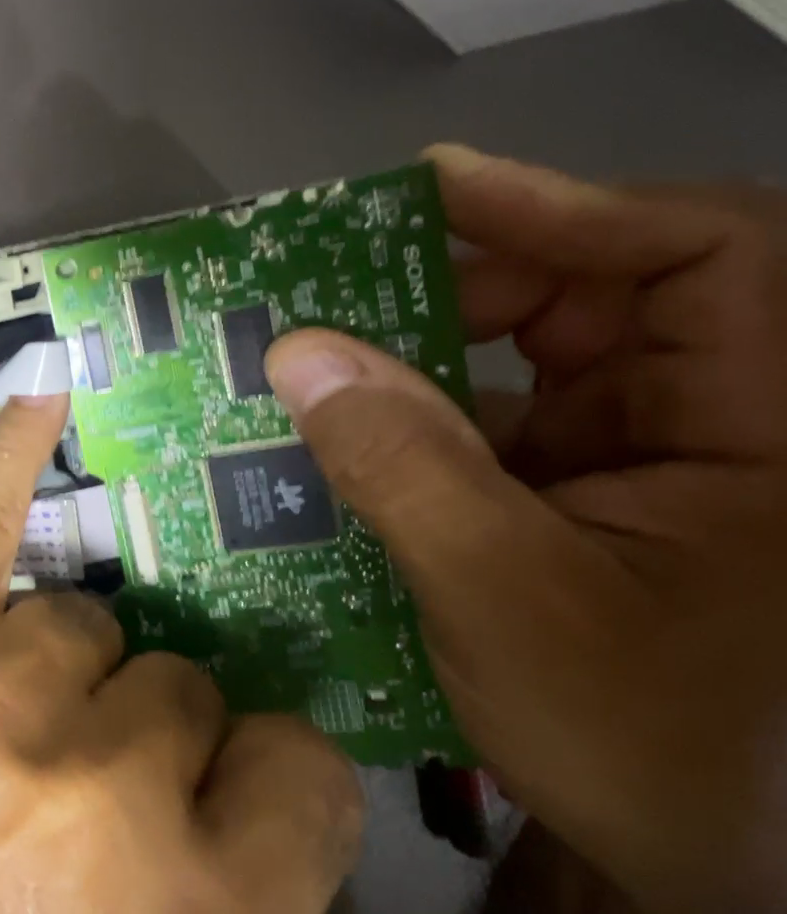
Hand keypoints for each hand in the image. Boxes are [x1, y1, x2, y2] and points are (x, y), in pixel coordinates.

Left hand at [0, 395, 361, 913]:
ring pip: (85, 624)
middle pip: (179, 688)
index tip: (236, 786)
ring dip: (63, 668)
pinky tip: (43, 401)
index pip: (303, 780)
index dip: (269, 782)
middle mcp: (102, 786)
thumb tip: (254, 793)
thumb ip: (220, 887)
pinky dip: (10, 460)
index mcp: (191, 899)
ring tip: (13, 718)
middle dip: (141, 728)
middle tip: (80, 776)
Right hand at [263, 146, 786, 912]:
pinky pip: (498, 429)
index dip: (567, 205)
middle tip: (339, 299)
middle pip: (596, 296)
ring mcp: (653, 462)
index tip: (428, 191)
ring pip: (531, 364)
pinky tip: (338, 440)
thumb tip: (297, 354)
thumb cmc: (661, 743)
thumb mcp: (513, 600)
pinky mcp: (593, 500)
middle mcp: (719, 422)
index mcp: (768, 427)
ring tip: (313, 362)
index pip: (704, 255)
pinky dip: (417, 425)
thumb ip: (406, 468)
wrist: (716, 872)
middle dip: (463, 288)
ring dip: (421, 358)